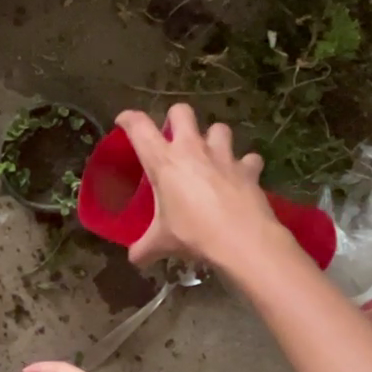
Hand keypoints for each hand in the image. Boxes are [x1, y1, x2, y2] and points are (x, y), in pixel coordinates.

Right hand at [116, 104, 289, 272]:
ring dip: (213, 138)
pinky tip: (240, 176)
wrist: (242, 239)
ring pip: (219, 128)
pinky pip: (248, 158)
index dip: (128, 119)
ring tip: (210, 154)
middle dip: (177, 118)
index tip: (123, 122)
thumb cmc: (193, 234)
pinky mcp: (247, 168)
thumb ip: (144, 248)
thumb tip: (134, 259)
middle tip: (174, 136)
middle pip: (182, 112)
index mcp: (163, 161)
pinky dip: (245, 165)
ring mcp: (223, 156)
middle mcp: (191, 149)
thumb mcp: (162, 242)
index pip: (138, 127)